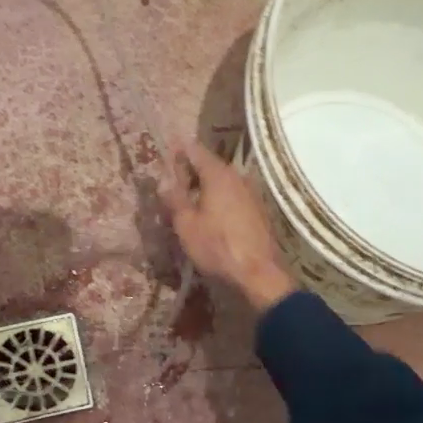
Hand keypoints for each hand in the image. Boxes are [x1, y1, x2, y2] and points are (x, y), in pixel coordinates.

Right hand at [162, 139, 296, 312]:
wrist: (259, 272)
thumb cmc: (217, 246)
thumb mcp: (187, 225)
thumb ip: (175, 199)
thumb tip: (163, 182)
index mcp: (218, 174)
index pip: (195, 151)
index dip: (179, 150)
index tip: (167, 152)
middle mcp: (238, 176)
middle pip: (211, 166)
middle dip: (191, 171)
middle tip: (174, 181)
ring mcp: (252, 192)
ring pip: (223, 182)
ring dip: (206, 187)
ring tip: (190, 200)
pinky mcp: (258, 209)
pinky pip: (233, 195)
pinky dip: (219, 199)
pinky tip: (211, 214)